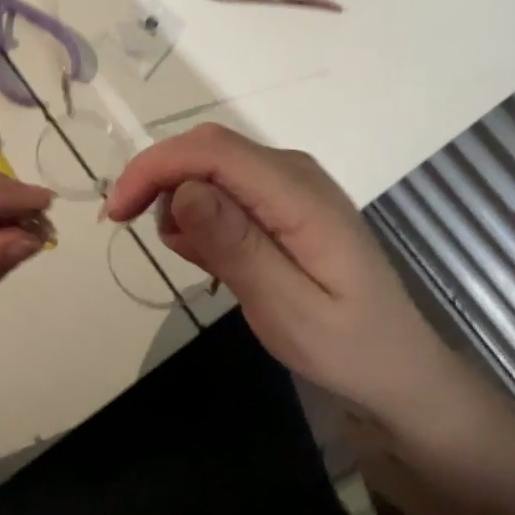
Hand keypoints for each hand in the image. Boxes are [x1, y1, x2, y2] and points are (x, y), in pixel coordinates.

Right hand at [104, 124, 454, 422]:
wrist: (398, 367)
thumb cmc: (346, 347)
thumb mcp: (288, 309)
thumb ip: (237, 247)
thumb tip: (182, 190)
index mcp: (300, 195)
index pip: (212, 151)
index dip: (155, 167)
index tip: (116, 212)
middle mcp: (294, 172)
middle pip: (206, 147)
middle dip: (158, 178)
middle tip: (130, 227)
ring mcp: (290, 182)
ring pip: (210, 163)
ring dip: (179, 199)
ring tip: (192, 257)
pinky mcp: (283, 198)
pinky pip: (225, 184)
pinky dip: (200, 211)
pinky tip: (209, 253)